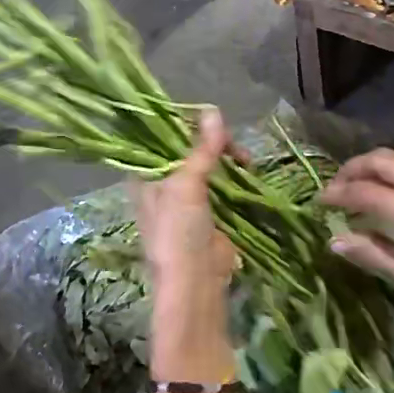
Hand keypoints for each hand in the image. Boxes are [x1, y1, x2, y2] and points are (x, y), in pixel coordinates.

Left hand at [135, 109, 237, 298]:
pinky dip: (235, 176)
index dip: (183, 126)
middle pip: (188, 149)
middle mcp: (163, 183)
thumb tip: (214, 111)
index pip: (160, 138)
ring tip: (245, 160)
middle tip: (234, 146)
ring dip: (227, 158)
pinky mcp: (210, 211)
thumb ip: (202, 149)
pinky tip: (249, 171)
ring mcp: (187, 198)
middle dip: (212, 143)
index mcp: (145, 175)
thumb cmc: (178, 231)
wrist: (195, 281)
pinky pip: (222, 184)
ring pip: (208, 165)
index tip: (209, 119)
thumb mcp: (186, 184)